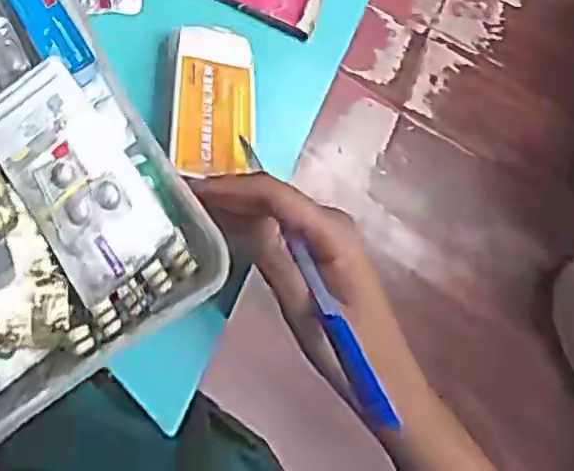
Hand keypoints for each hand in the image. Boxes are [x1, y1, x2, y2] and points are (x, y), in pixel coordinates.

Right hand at [194, 174, 494, 469]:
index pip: (274, 193)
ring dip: (234, 202)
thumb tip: (241, 214)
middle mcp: (332, 220)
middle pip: (271, 192)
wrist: (390, 388)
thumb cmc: (350, 355)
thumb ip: (275, 258)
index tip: (192, 190)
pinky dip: (249, 216)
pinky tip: (222, 221)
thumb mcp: (304, 309)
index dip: (230, 186)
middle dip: (226, 190)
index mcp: (333, 231)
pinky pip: (278, 217)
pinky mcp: (320, 242)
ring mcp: (327, 229)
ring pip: (272, 202)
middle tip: (183, 195)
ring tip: (193, 204)